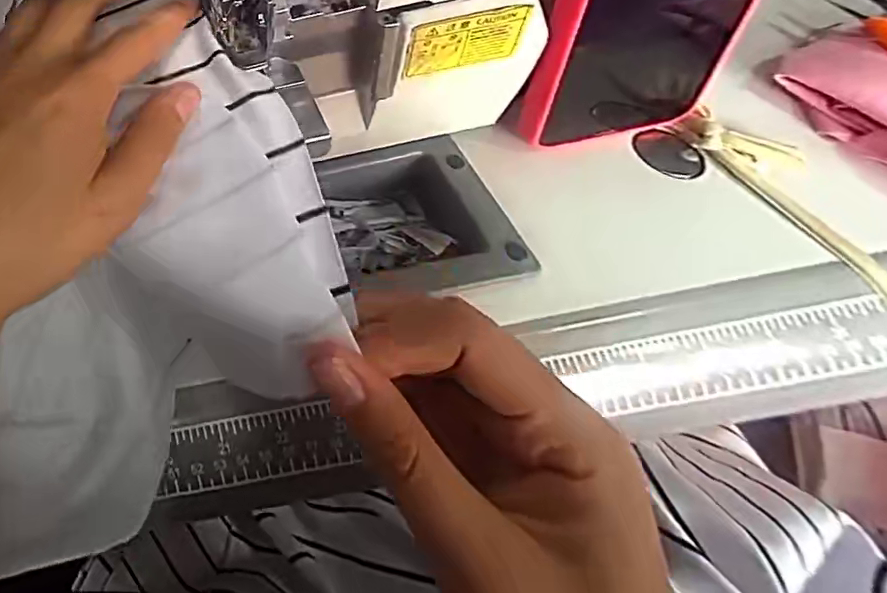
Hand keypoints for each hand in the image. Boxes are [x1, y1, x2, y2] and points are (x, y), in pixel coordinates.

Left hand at [0, 0, 199, 413]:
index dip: (164, 19)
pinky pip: (6, 27)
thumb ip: (150, 144)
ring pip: (36, 6)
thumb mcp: (109, 207)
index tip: (186, 7)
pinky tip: (37, 21)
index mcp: (78, 94)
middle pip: (77, 2)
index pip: (133, 40)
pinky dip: (32, 9)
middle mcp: (36, 66)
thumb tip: (182, 93)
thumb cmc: (29, 242)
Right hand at [308, 294, 665, 592]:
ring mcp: (518, 429)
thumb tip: (329, 364)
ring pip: (439, 361)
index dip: (399, 337)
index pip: (473, 340)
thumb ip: (400, 452)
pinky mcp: (491, 450)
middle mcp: (546, 410)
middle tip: (318, 350)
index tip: (333, 357)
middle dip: (385, 335)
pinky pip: (433, 400)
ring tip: (327, 366)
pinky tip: (355, 393)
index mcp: (568, 427)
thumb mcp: (472, 551)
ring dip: (380, 358)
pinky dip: (388, 391)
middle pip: (457, 336)